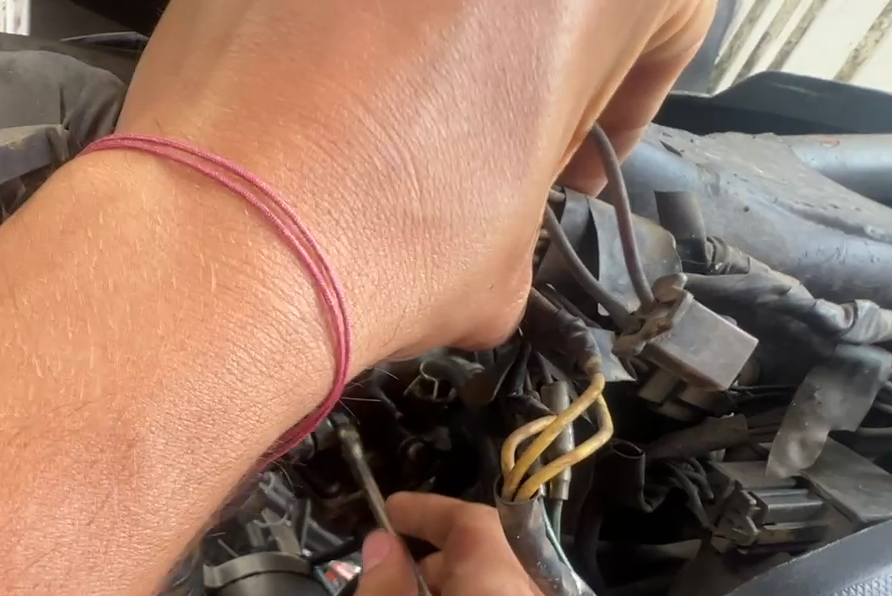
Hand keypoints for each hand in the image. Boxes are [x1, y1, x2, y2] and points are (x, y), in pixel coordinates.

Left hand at [116, 0, 717, 357]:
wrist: (229, 243)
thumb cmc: (386, 251)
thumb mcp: (495, 272)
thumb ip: (519, 229)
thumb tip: (484, 248)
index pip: (662, 23)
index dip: (622, 106)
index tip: (570, 166)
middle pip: (525, 4)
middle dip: (509, 75)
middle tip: (466, 158)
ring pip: (409, 8)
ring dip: (410, 57)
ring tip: (364, 147)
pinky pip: (313, 8)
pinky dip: (320, 49)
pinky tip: (295, 120)